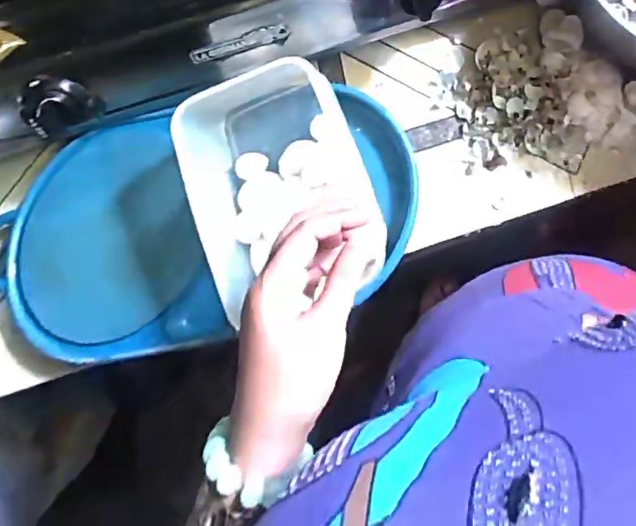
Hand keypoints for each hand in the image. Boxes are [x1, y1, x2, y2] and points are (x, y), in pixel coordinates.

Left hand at [230, 195, 384, 486]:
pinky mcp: (279, 305)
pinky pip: (299, 264)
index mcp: (271, 285)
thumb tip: (364, 237)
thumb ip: (344, 276)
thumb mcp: (327, 326)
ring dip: (326, 227)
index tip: (370, 214)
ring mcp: (270, 293)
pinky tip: (344, 248)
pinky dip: (322, 250)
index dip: (338, 217)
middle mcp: (265, 282)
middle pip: (294, 230)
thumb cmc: (297, 381)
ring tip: (358, 217)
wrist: (266, 432)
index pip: (304, 232)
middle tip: (363, 202)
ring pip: (296, 244)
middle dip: (329, 211)